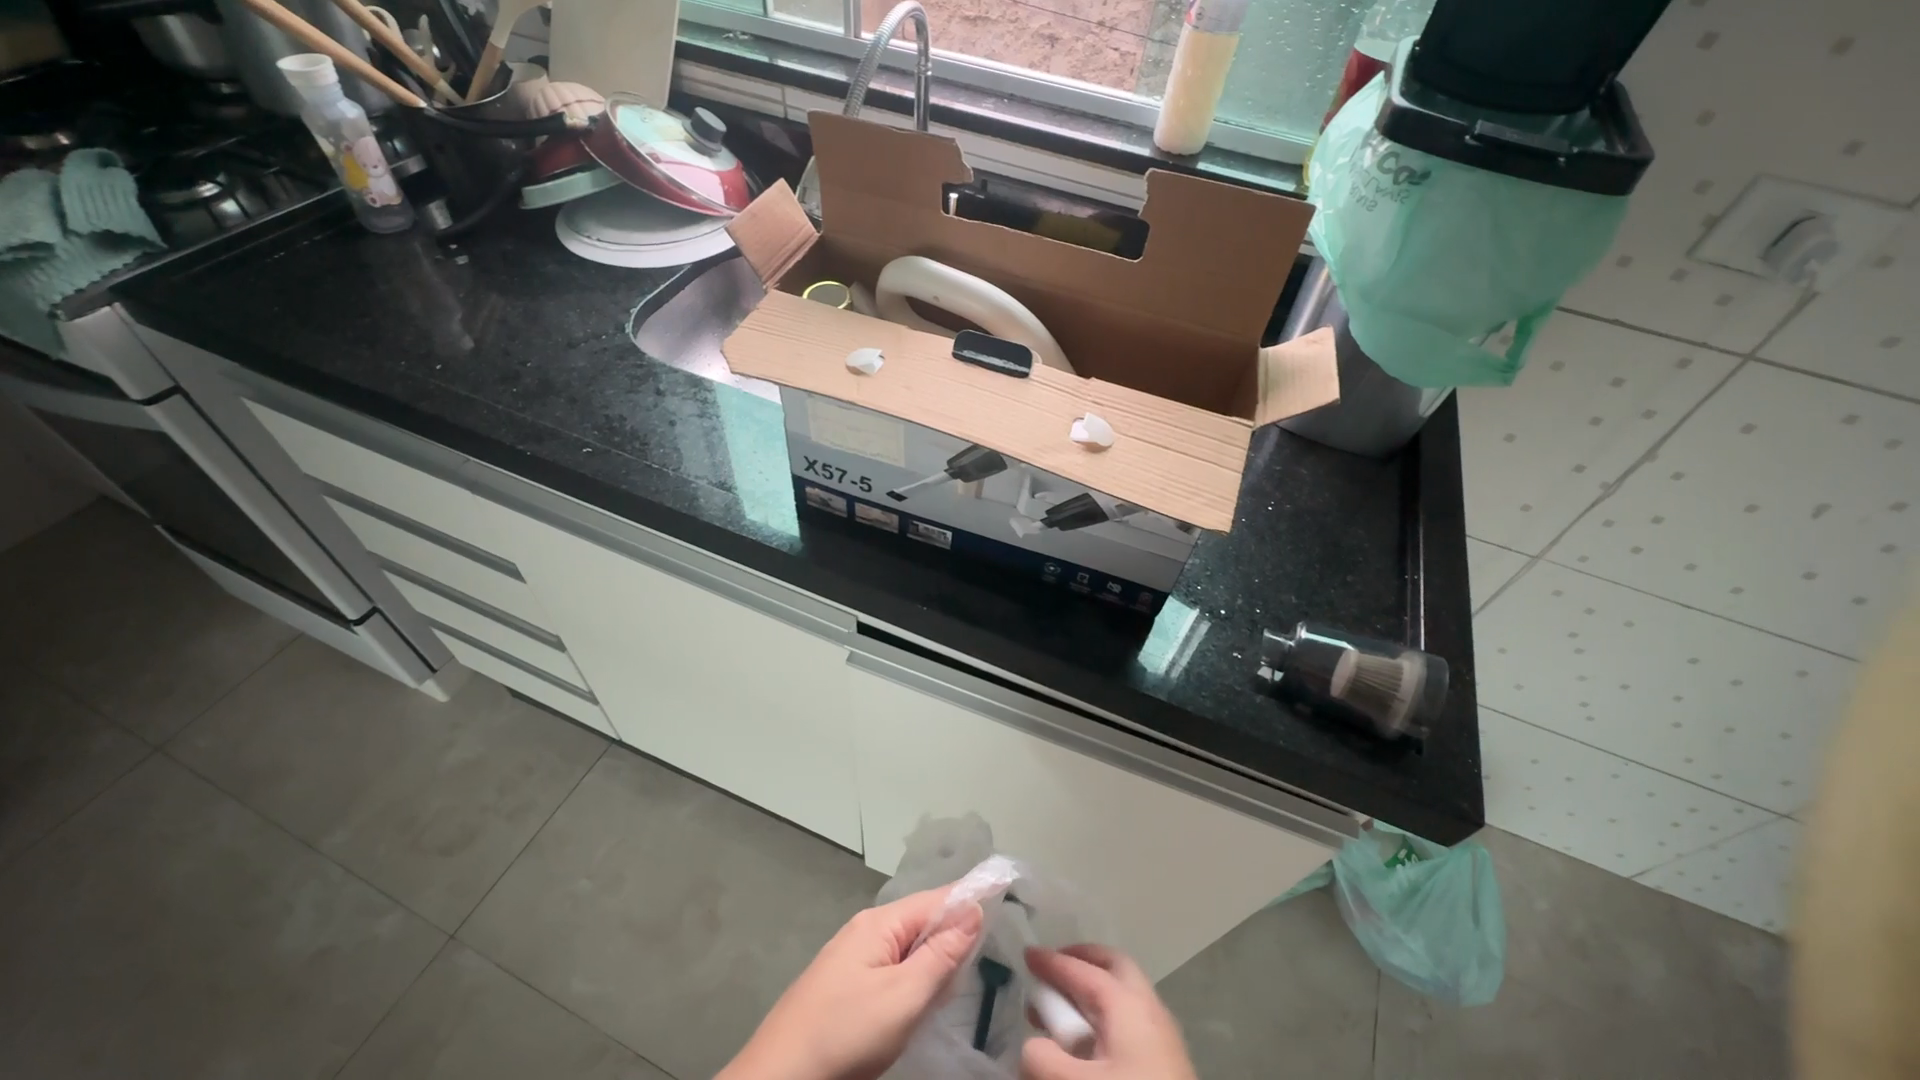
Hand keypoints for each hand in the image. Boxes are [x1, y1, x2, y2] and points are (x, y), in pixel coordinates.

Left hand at [718, 887, 984, 1079]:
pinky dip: (915, 980)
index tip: (1007, 889)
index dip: (972, 895)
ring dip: (935, 963)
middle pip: (925, 922)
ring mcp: (854, 958)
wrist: (782, 1076)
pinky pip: (895, 970)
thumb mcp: (904, 995)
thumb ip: (941, 954)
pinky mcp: (848, 986)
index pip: (938, 898)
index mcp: (880, 924)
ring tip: (954, 982)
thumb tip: (973, 909)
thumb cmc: (847, 1031)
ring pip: (911, 949)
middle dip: (953, 937)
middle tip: (981, 958)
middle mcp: (866, 931)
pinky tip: (921, 1001)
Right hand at [1020, 945, 1197, 1079]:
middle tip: (1053, 971)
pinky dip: (1106, 1015)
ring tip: (1063, 1013)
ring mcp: (1162, 1033)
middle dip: (1082, 961)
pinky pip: (1131, 1019)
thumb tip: (1035, 1046)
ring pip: (1125, 993)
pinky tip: (1090, 1044)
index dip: (1051, 962)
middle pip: (1114, 966)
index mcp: (1126, 1003)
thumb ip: (1042, 1059)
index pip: (1081, 970)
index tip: (1028, 955)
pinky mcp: (1166, 1060)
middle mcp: (1149, 1008)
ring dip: (1093, 991)